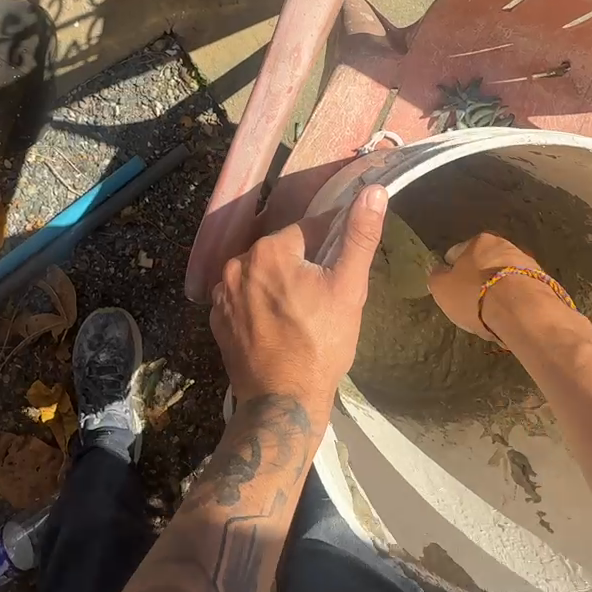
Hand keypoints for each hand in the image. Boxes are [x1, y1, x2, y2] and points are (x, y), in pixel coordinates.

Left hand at [209, 185, 388, 406]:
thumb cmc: (322, 343)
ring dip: (281, 284)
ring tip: (304, 314)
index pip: (309, 230)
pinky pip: (245, 298)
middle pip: (283, 252)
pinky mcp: (217, 320)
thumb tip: (374, 191)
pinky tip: (280, 325)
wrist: (282, 401)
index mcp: (269, 249)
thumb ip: (359, 236)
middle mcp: (238, 264)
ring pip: (263, 274)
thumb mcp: (349, 288)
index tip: (343, 271)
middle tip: (327, 298)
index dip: (332, 248)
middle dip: (305, 266)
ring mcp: (223, 294)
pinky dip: (261, 304)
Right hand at [430, 232, 588, 345]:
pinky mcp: (545, 284)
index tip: (450, 290)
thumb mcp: (442, 288)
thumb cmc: (475, 295)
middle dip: (476, 281)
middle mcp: (505, 245)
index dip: (450, 272)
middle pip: (483, 264)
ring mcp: (528, 264)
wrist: (523, 312)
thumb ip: (437, 276)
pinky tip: (509, 318)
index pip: (455, 253)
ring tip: (491, 314)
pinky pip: (520, 293)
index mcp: (479, 241)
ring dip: (496, 291)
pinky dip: (514, 302)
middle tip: (470, 304)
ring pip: (503, 278)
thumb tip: (439, 270)